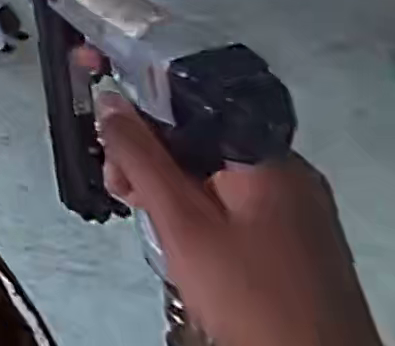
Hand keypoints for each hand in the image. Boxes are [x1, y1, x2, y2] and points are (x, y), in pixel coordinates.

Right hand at [97, 93, 381, 345]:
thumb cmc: (248, 295)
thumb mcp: (180, 221)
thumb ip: (139, 155)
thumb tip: (109, 99)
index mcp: (267, 157)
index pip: (192, 100)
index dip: (141, 99)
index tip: (103, 114)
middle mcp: (284, 171)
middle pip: (197, 134)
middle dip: (146, 149)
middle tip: (117, 182)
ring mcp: (290, 207)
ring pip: (207, 166)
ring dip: (161, 177)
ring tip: (133, 204)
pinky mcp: (288, 238)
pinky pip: (225, 196)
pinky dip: (188, 200)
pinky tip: (167, 226)